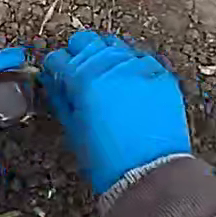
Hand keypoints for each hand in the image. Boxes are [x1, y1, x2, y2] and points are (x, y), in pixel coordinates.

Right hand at [40, 31, 190, 193]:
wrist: (151, 174)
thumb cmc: (108, 161)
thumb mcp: (74, 130)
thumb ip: (62, 99)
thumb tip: (54, 82)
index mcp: (84, 80)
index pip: (60, 58)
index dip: (55, 67)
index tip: (57, 73)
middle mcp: (111, 66)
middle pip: (87, 41)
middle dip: (78, 53)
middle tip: (79, 71)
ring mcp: (139, 68)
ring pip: (115, 44)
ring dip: (106, 55)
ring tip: (105, 76)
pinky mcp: (161, 74)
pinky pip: (142, 58)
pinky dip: (132, 66)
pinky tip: (129, 82)